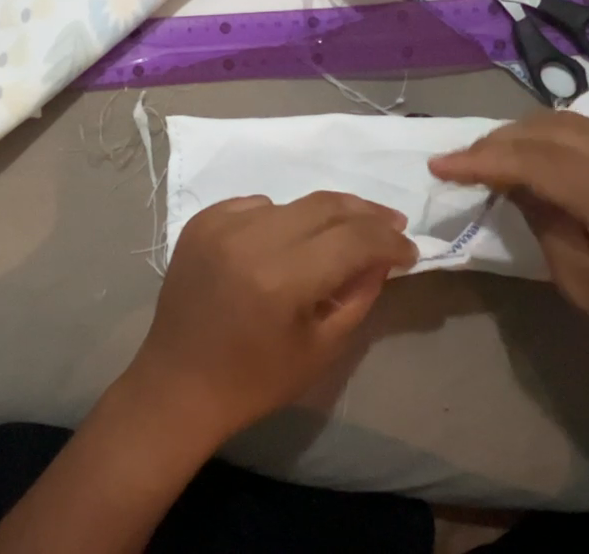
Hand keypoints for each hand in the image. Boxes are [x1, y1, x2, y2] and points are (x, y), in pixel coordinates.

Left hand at [123, 192, 418, 442]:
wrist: (179, 383)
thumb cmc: (255, 380)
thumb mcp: (322, 348)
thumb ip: (359, 295)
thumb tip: (384, 255)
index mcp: (281, 278)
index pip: (353, 239)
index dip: (388, 241)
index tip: (409, 251)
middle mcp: (249, 239)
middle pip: (324, 206)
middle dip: (365, 214)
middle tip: (392, 224)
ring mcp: (219, 225)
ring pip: (291, 203)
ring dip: (322, 217)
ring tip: (342, 236)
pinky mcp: (200, 222)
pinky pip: (254, 206)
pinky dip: (279, 217)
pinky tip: (288, 239)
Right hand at [429, 111, 588, 401]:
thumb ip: (547, 228)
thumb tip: (517, 187)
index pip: (536, 160)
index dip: (481, 159)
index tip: (438, 167)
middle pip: (553, 128)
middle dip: (499, 140)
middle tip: (460, 164)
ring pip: (576, 123)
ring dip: (527, 134)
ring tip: (491, 160)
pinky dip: (557, 140)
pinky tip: (539, 163)